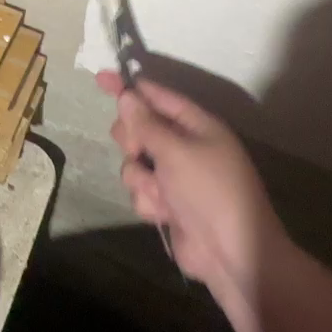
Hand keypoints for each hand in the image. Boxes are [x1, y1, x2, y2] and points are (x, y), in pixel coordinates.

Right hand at [101, 70, 286, 298]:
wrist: (231, 253)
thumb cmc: (210, 191)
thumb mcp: (176, 151)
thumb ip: (146, 123)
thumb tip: (126, 95)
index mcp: (197, 126)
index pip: (156, 97)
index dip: (129, 87)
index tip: (100, 78)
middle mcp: (184, 146)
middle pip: (138, 127)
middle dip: (131, 140)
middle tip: (137, 150)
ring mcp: (174, 176)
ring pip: (133, 162)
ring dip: (141, 178)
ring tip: (161, 193)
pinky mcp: (166, 202)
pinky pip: (140, 190)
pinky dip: (149, 201)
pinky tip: (165, 214)